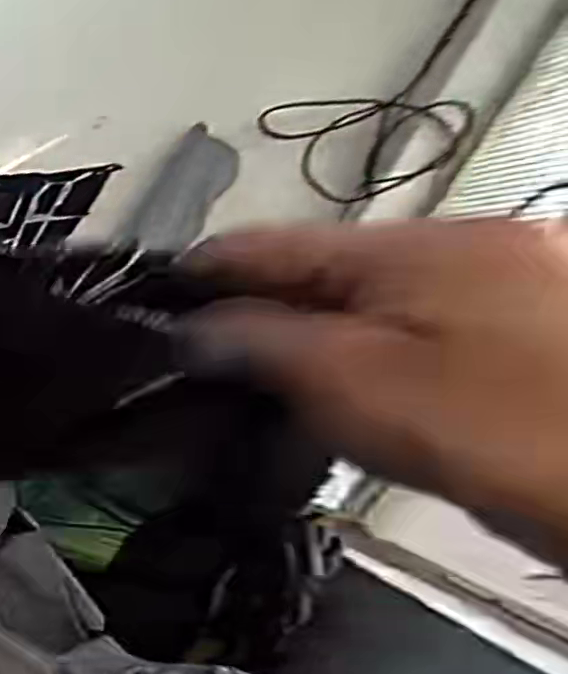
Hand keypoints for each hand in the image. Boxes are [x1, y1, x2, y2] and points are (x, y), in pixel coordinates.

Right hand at [188, 218, 567, 543]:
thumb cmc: (493, 429)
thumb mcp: (340, 378)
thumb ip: (249, 338)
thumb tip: (189, 327)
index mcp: (422, 247)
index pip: (264, 243)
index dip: (192, 272)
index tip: (145, 305)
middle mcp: (473, 248)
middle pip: (314, 269)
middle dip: (249, 309)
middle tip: (197, 354)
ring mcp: (514, 286)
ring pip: (359, 300)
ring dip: (299, 332)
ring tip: (258, 376)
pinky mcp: (532, 332)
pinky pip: (406, 326)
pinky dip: (354, 350)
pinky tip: (334, 386)